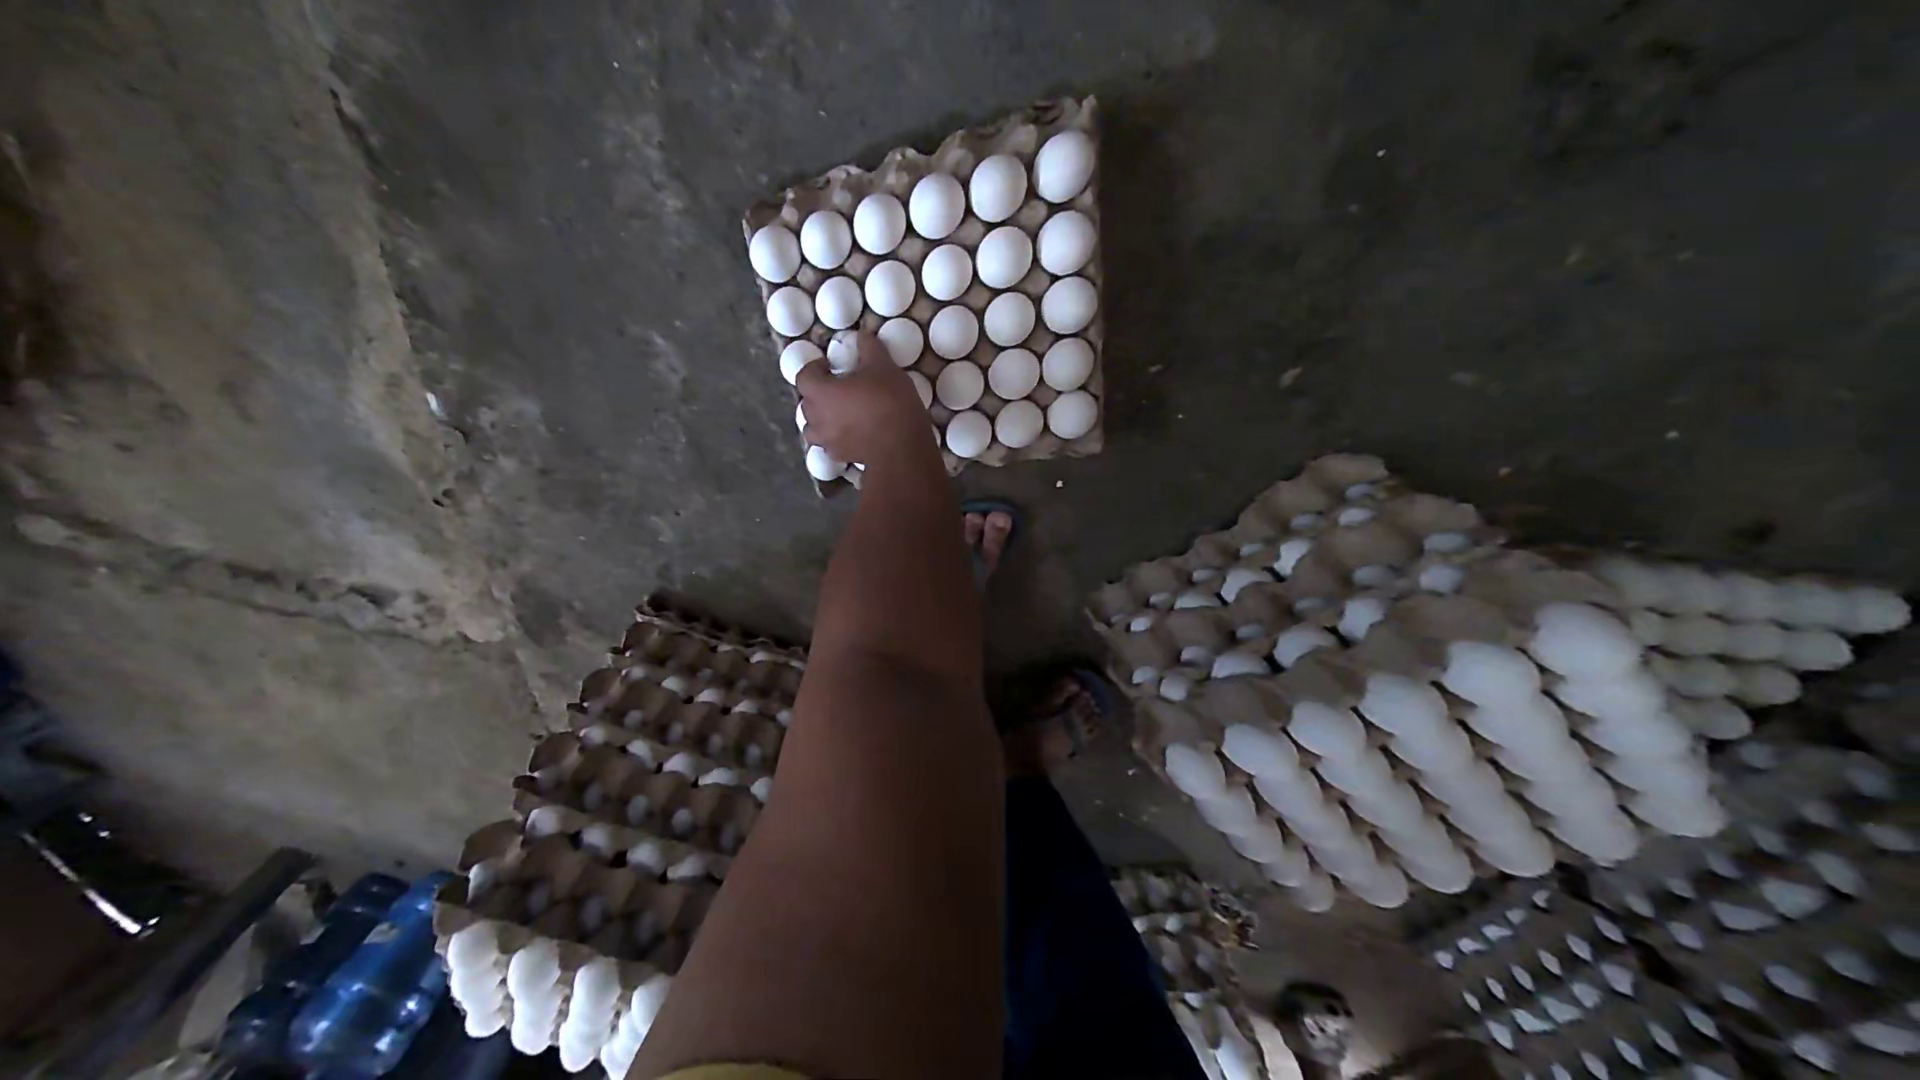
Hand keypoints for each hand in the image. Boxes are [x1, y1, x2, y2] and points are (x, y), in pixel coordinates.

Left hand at [796, 332, 934, 466]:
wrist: (901, 449)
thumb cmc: (888, 402)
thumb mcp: (883, 366)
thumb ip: (869, 348)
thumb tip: (862, 335)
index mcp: (819, 392)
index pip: (804, 375)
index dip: (815, 367)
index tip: (832, 365)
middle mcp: (816, 418)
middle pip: (807, 402)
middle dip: (819, 393)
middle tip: (840, 387)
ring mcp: (826, 441)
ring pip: (815, 427)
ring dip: (824, 418)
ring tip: (843, 413)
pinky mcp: (841, 457)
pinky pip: (831, 444)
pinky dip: (837, 437)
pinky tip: (855, 433)